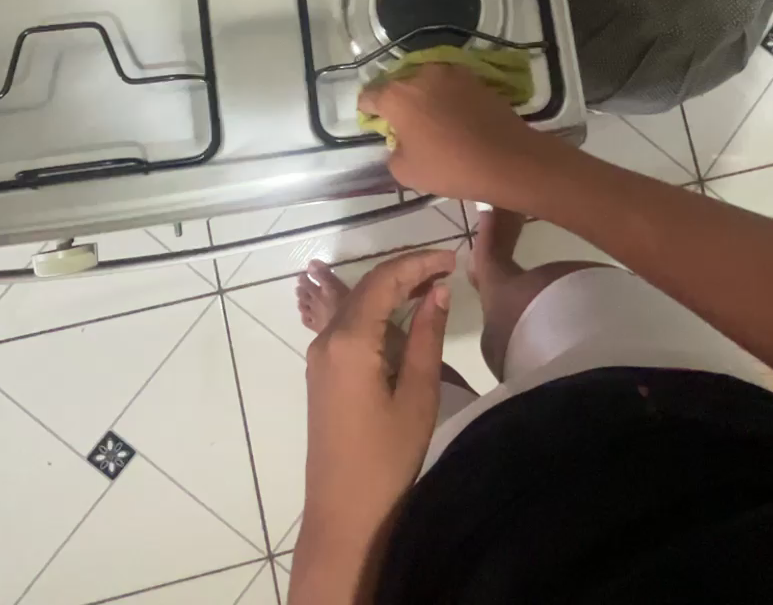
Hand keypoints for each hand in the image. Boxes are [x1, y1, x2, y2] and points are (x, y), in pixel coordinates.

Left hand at [297, 249, 454, 603]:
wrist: (344, 514)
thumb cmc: (386, 458)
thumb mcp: (417, 395)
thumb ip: (426, 336)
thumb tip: (438, 291)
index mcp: (350, 340)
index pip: (384, 281)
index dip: (419, 263)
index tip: (453, 259)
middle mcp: (327, 339)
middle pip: (366, 286)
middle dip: (406, 271)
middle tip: (446, 267)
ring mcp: (320, 354)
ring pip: (355, 302)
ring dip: (389, 287)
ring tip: (427, 280)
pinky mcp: (323, 370)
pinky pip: (347, 322)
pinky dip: (374, 307)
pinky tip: (396, 308)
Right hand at [358, 63, 552, 205]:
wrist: (506, 158)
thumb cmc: (450, 166)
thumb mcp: (406, 171)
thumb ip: (393, 151)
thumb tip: (399, 141)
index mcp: (397, 96)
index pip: (370, 96)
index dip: (367, 109)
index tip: (371, 119)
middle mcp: (421, 75)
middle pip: (399, 85)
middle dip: (397, 101)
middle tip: (403, 123)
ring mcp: (451, 73)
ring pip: (426, 82)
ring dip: (424, 96)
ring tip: (431, 118)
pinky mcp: (475, 78)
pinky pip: (451, 86)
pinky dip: (447, 97)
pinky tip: (454, 116)